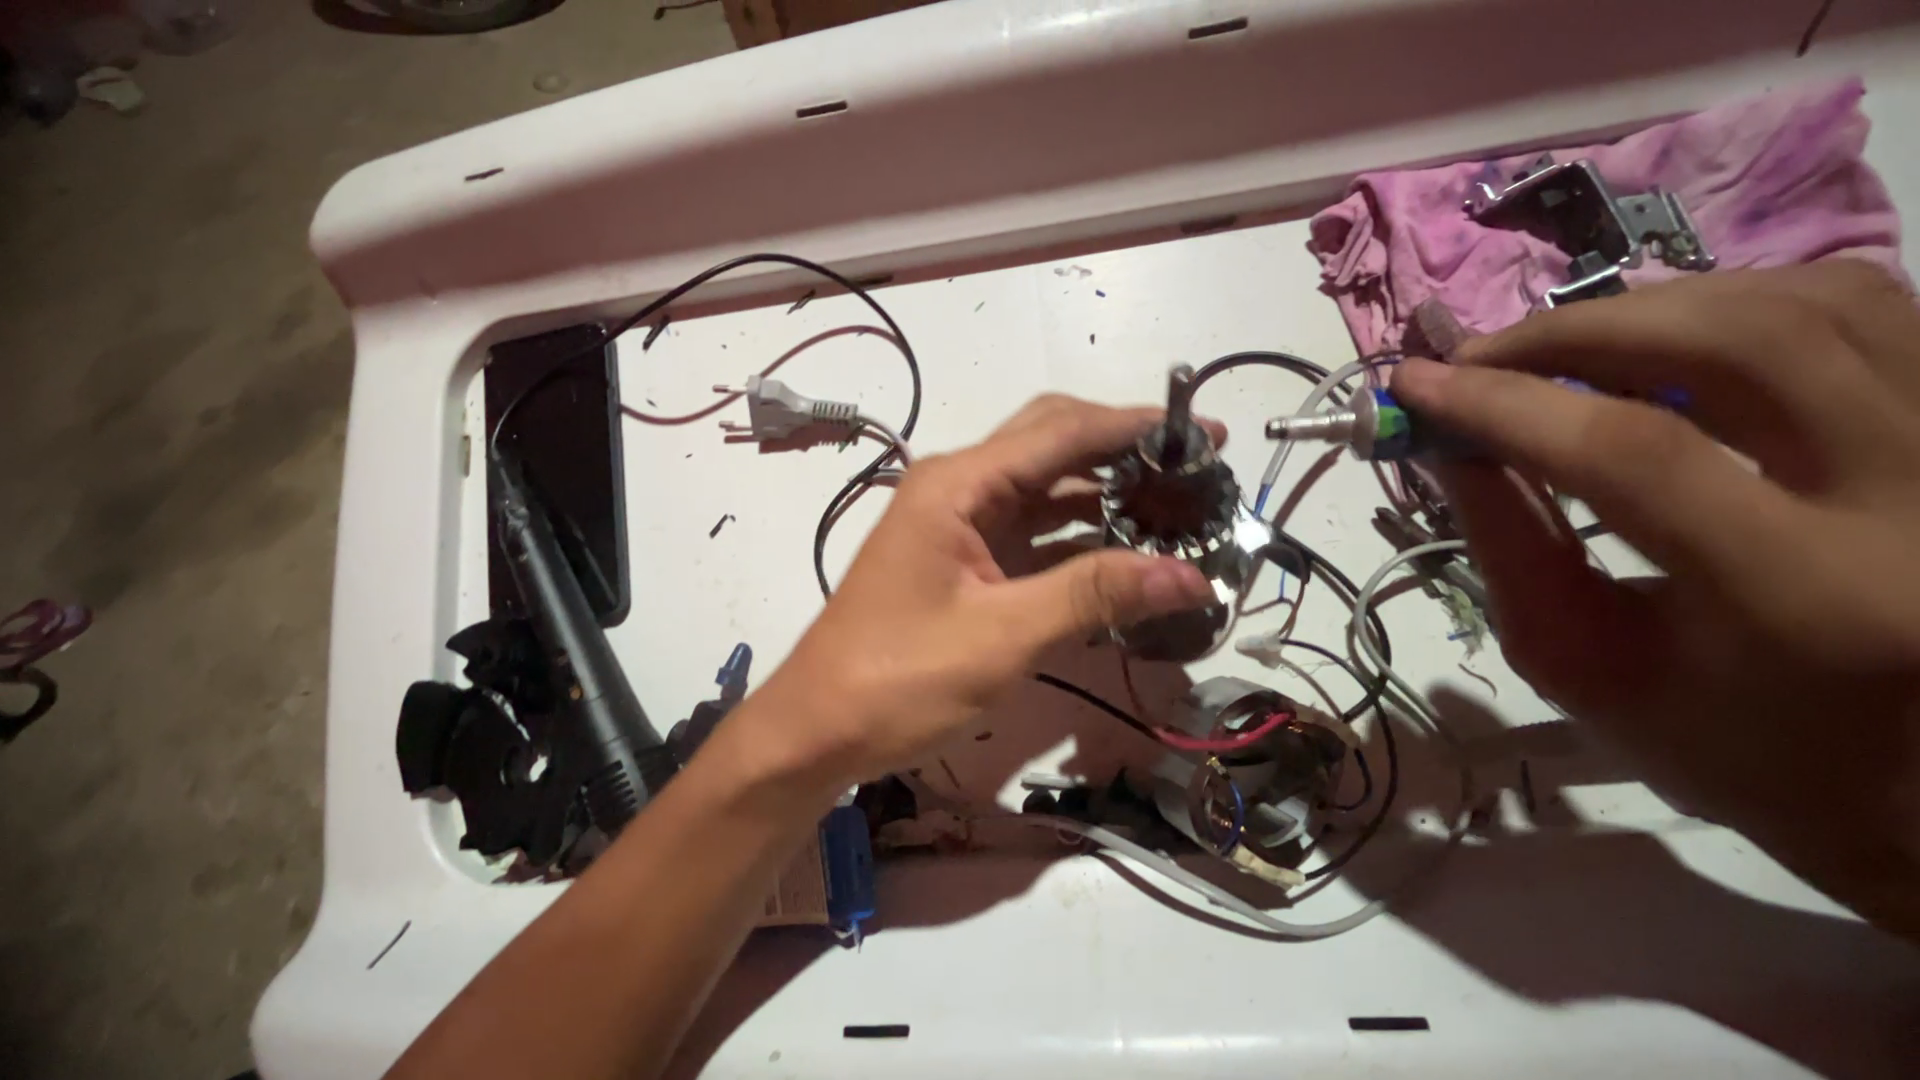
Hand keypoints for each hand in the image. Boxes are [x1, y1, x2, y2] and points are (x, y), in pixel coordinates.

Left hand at [740, 394, 1218, 794]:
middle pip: (1054, 446)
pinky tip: (1129, 558)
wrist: (819, 728)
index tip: (1207, 434)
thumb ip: (1094, 595)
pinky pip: (1034, 535)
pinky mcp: (966, 563)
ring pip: (1047, 491)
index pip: (1062, 432)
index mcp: (959, 485)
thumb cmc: (899, 678)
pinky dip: (1081, 541)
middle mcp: (960, 488)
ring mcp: (961, 526)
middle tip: (1198, 471)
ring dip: (1109, 497)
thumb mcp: (1002, 635)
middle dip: (1125, 452)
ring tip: (1180, 513)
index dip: (1136, 427)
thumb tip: (1192, 576)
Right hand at [1390, 259, 1919, 935]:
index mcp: (1802, 600)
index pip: (1633, 456)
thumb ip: (1509, 547)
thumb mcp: (1581, 664)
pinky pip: (1859, 307)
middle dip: (1575, 333)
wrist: (1908, 775)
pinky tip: (1662, 342)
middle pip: (1737, 344)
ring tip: (1559, 350)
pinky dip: (1734, 303)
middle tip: (1482, 357)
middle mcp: (1912, 504)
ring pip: (1805, 302)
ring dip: (1649, 309)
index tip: (1416, 385)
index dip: (1506, 405)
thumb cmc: (1726, 745)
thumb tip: (1448, 440)